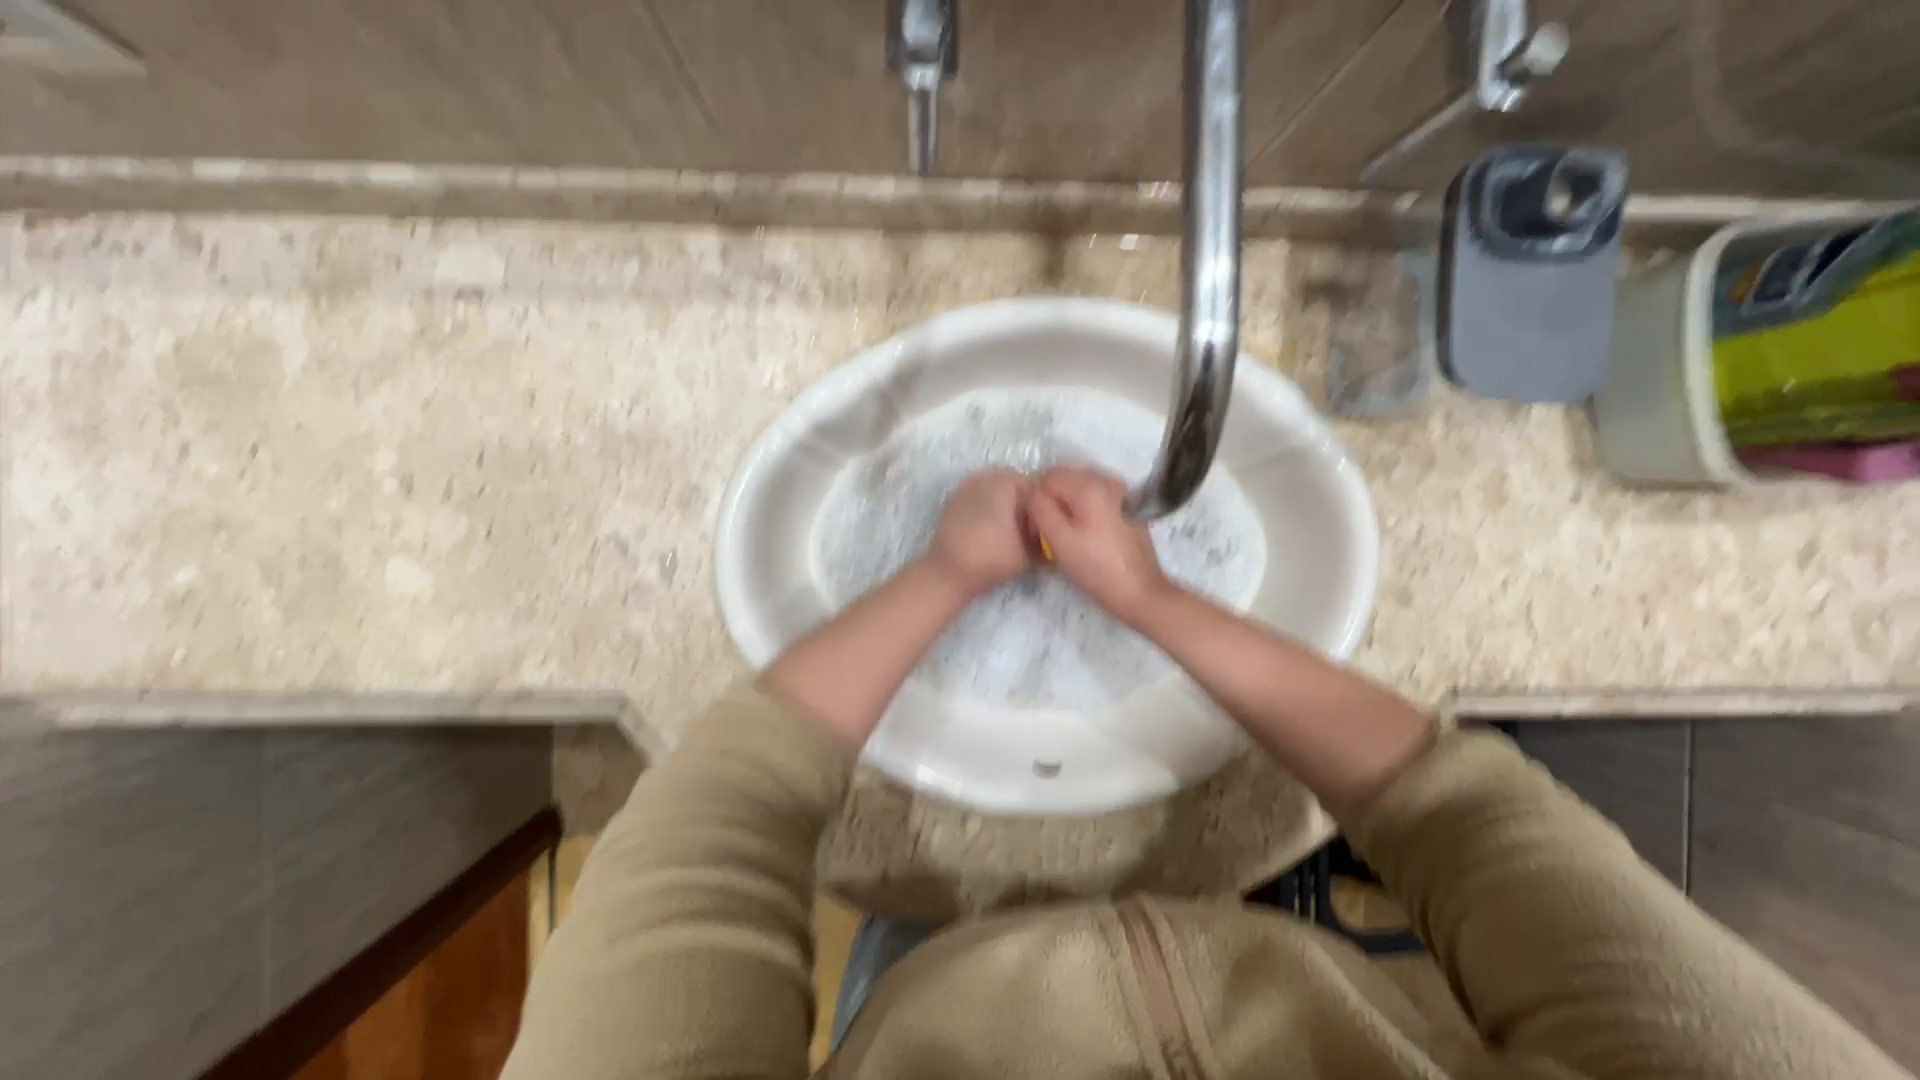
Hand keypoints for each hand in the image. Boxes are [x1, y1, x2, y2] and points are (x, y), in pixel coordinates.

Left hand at [924, 468, 1036, 596]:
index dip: (1045, 507)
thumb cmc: (992, 559)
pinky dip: (988, 506)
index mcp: (1007, 482)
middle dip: (1025, 503)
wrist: (948, 572)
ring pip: (998, 489)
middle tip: (1028, 530)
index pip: (1039, 487)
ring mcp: (967, 484)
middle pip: (1018, 485)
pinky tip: (989, 529)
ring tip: (1008, 530)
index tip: (1044, 528)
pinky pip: (980, 496)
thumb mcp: (1031, 551)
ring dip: (1006, 503)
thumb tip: (1052, 526)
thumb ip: (1046, 533)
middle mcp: (987, 476)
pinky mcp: (954, 497)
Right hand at [1025, 466, 1173, 623]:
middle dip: (1051, 501)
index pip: (1048, 478)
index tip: (1036, 529)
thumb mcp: (1059, 540)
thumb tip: (1033, 493)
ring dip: (1067, 506)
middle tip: (1047, 532)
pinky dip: (1084, 510)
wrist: (1139, 591)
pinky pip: (1096, 498)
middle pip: (1066, 479)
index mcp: (1090, 485)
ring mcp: (1121, 493)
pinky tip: (1085, 534)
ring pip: (1080, 489)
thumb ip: (1040, 509)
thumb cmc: (1096, 567)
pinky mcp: (1128, 507)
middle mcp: (1107, 481)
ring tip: (1065, 535)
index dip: (1036, 501)